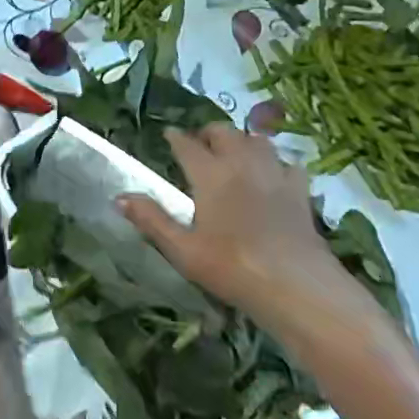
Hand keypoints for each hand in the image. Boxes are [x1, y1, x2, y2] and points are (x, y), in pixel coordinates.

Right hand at [117, 125, 394, 345]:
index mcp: (210, 174)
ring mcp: (274, 173)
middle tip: (200, 145)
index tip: (168, 135)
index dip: (175, 138)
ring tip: (236, 153)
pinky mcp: (300, 190)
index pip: (187, 145)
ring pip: (257, 140)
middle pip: (223, 132)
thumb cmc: (232, 268)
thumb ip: (152, 219)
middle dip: (208, 133)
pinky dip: (279, 163)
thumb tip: (119, 196)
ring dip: (243, 141)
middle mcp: (241, 163)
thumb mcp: (183, 250)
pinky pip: (289, 163)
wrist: (296, 286)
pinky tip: (276, 175)